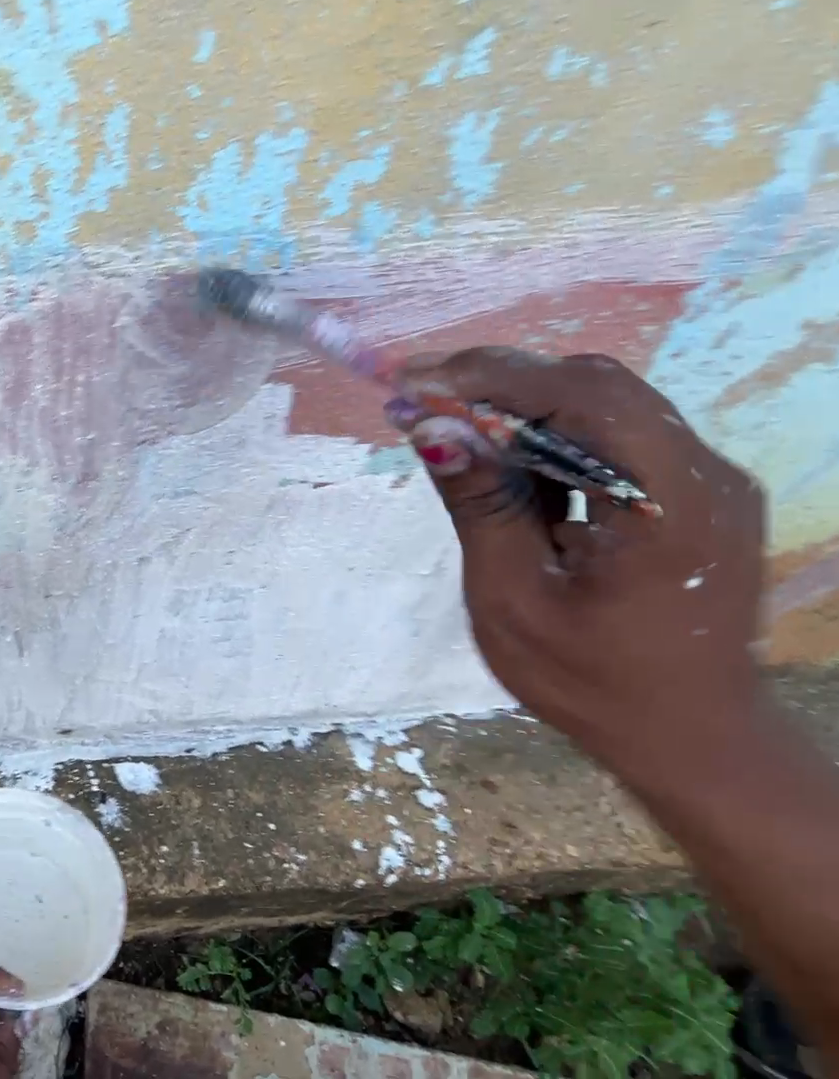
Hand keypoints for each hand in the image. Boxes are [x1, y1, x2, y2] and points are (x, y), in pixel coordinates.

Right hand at [389, 347, 767, 766]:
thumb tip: (431, 427)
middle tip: (416, 396)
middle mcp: (702, 473)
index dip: (489, 378)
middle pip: (597, 388)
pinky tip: (494, 455)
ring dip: (516, 405)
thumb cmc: (587, 678)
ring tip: (442, 422)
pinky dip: (544, 434)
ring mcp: (701, 481)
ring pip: (604, 405)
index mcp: (669, 502)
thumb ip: (479, 505)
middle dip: (498, 381)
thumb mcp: (511, 596)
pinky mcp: (686, 494)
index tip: (410, 382)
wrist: (686, 733)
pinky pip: (611, 437)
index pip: (581, 398)